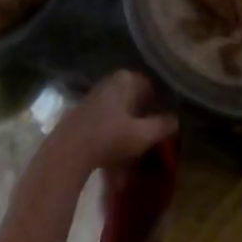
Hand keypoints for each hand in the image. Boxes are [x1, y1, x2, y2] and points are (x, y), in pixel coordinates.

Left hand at [45, 70, 177, 176]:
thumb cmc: (109, 138)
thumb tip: (176, 120)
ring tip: (133, 158)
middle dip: (143, 122)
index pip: (151, 88)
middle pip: (134, 101)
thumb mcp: (143, 135)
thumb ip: (163, 126)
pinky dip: (112, 139)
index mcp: (126, 79)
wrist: (65, 154)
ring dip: (128, 134)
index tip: (164, 126)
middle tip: (150, 142)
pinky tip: (115, 162)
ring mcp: (93, 98)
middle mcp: (110, 82)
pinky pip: (105, 124)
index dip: (160, 107)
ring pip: (120, 115)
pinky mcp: (81, 115)